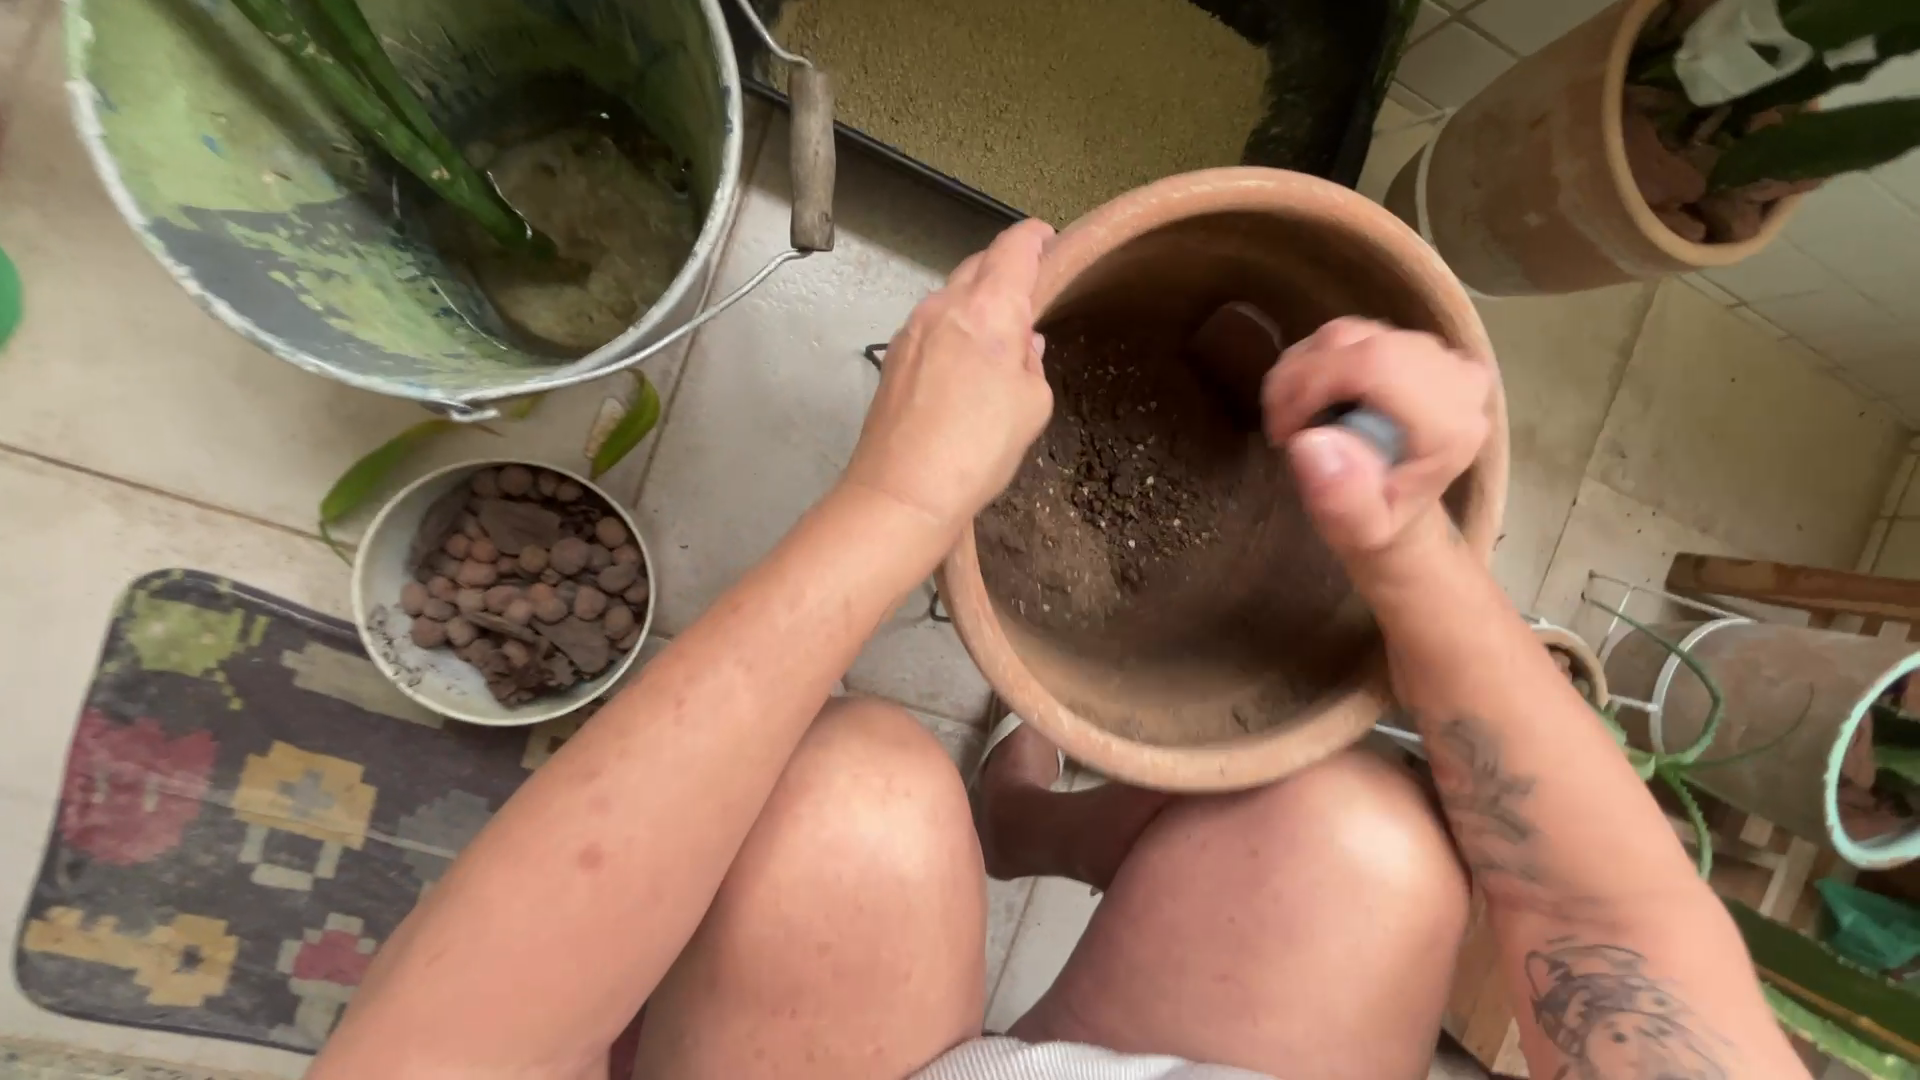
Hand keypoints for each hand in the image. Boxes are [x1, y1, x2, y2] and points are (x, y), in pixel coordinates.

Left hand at [842, 218, 1054, 532]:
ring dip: (976, 303)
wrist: (902, 491)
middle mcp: (944, 306)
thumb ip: (1032, 363)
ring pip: (951, 296)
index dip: (1035, 238)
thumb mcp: (1031, 406)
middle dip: (1005, 269)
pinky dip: (953, 329)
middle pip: (979, 266)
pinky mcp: (893, 356)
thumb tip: (1024, 344)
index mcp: (989, 309)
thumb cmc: (977, 450)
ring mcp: (912, 330)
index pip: (1014, 248)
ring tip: (996, 336)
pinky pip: (931, 326)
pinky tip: (963, 363)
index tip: (1047, 239)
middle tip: (1027, 291)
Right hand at [1260, 317, 1491, 585]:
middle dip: (1298, 381)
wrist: (1399, 513)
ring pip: (1345, 335)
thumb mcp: (1359, 533)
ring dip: (1299, 372)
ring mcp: (1436, 356)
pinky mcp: (1413, 346)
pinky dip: (1311, 362)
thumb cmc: (1378, 525)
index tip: (1284, 434)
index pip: (1373, 365)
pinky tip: (1303, 400)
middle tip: (1279, 428)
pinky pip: (1347, 335)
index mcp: (1450, 423)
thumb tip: (1312, 442)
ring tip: (1288, 418)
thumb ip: (1342, 499)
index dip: (1311, 387)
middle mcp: (1455, 378)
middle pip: (1355, 344)